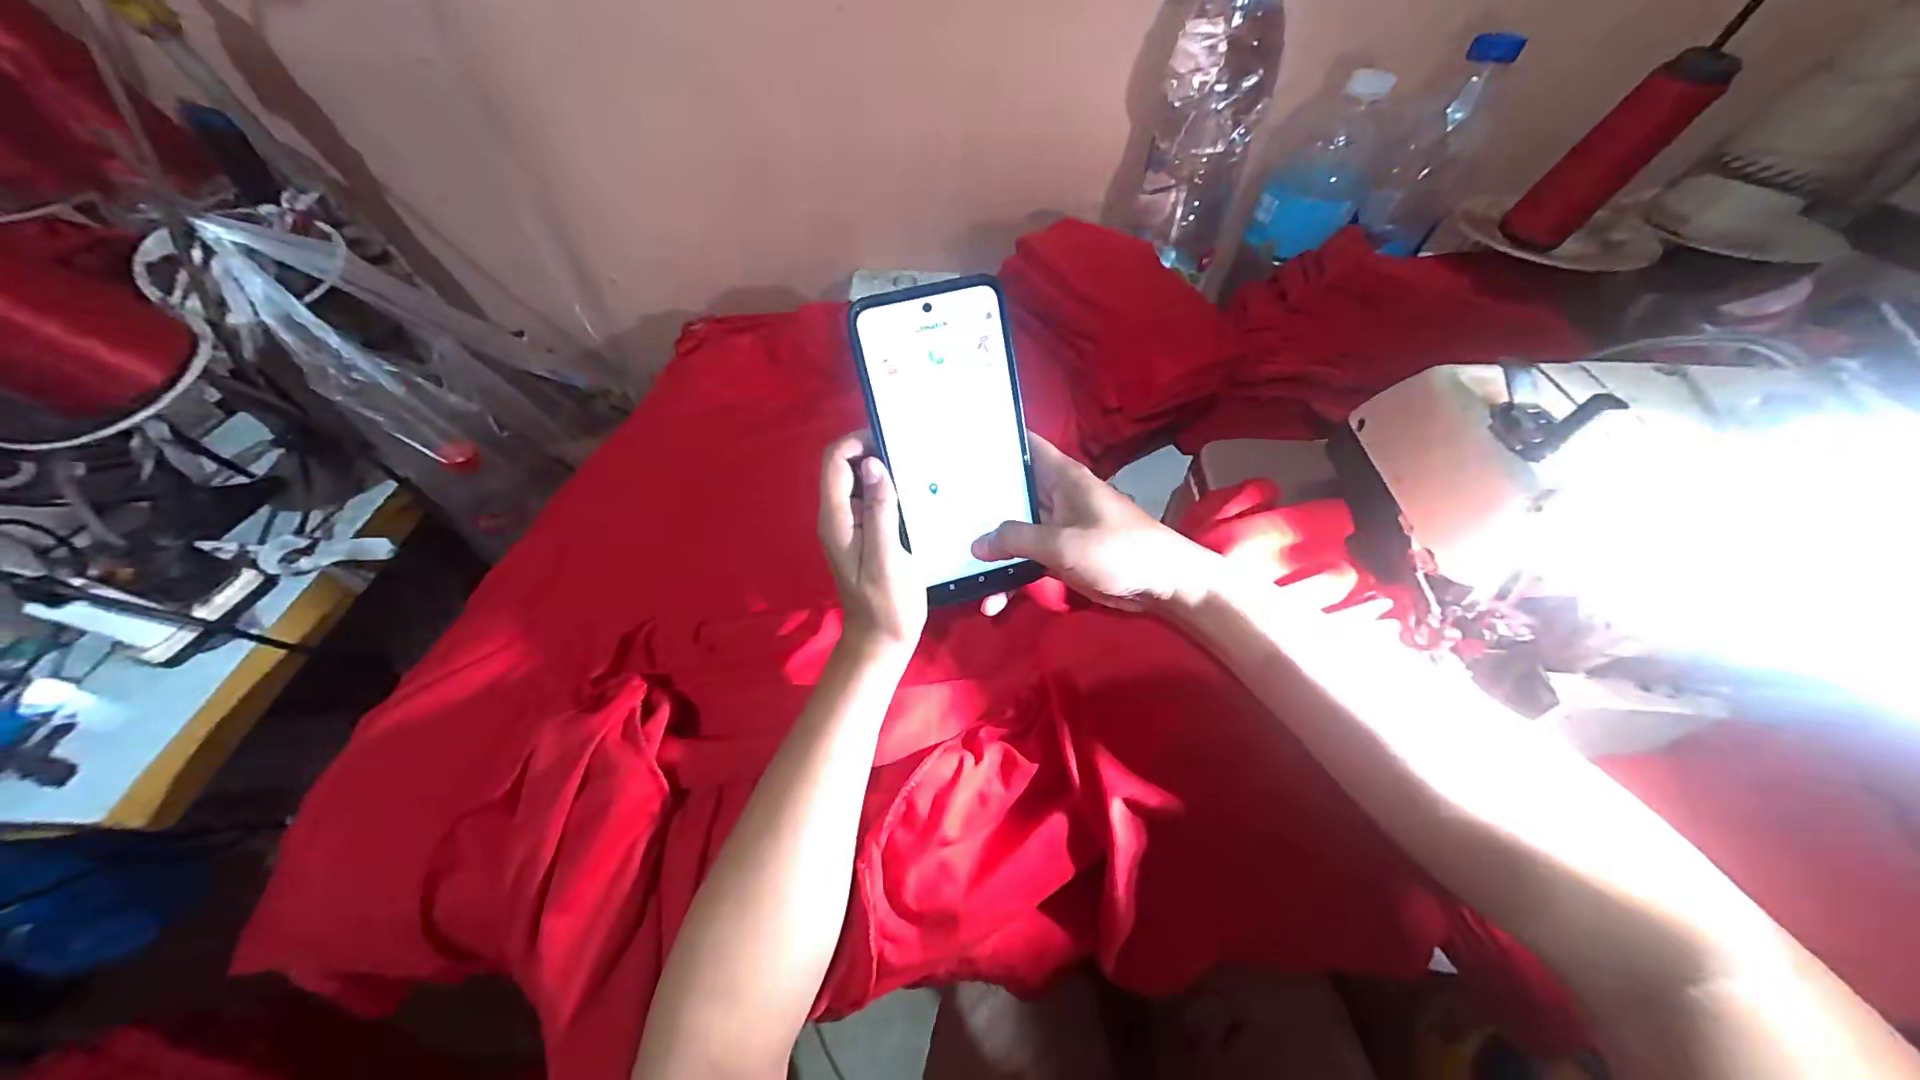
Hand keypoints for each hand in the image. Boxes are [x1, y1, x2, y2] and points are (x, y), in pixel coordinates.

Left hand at [819, 434, 926, 654]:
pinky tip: (915, 498)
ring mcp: (850, 527)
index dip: (859, 441)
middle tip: (912, 456)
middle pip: (846, 467)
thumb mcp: (888, 558)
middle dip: (874, 453)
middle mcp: (838, 518)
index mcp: (837, 520)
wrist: (881, 641)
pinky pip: (872, 502)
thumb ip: (880, 511)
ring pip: (860, 483)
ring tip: (918, 473)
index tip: (893, 440)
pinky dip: (889, 492)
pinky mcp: (864, 536)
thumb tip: (874, 465)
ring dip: (884, 473)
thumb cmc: (887, 604)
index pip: (836, 461)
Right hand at [972, 433, 1220, 613]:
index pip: (1024, 445)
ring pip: (1015, 530)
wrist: (1162, 585)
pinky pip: (1027, 558)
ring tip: (957, 563)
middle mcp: (1057, 496)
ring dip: (992, 548)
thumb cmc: (1118, 550)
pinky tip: (992, 598)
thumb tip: (976, 544)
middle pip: (1010, 491)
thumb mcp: (1061, 543)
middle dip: (979, 501)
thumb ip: (1017, 539)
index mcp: (1061, 477)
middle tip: (939, 508)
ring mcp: (1058, 526)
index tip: (959, 446)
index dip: (994, 442)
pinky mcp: (1062, 554)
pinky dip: (1011, 574)